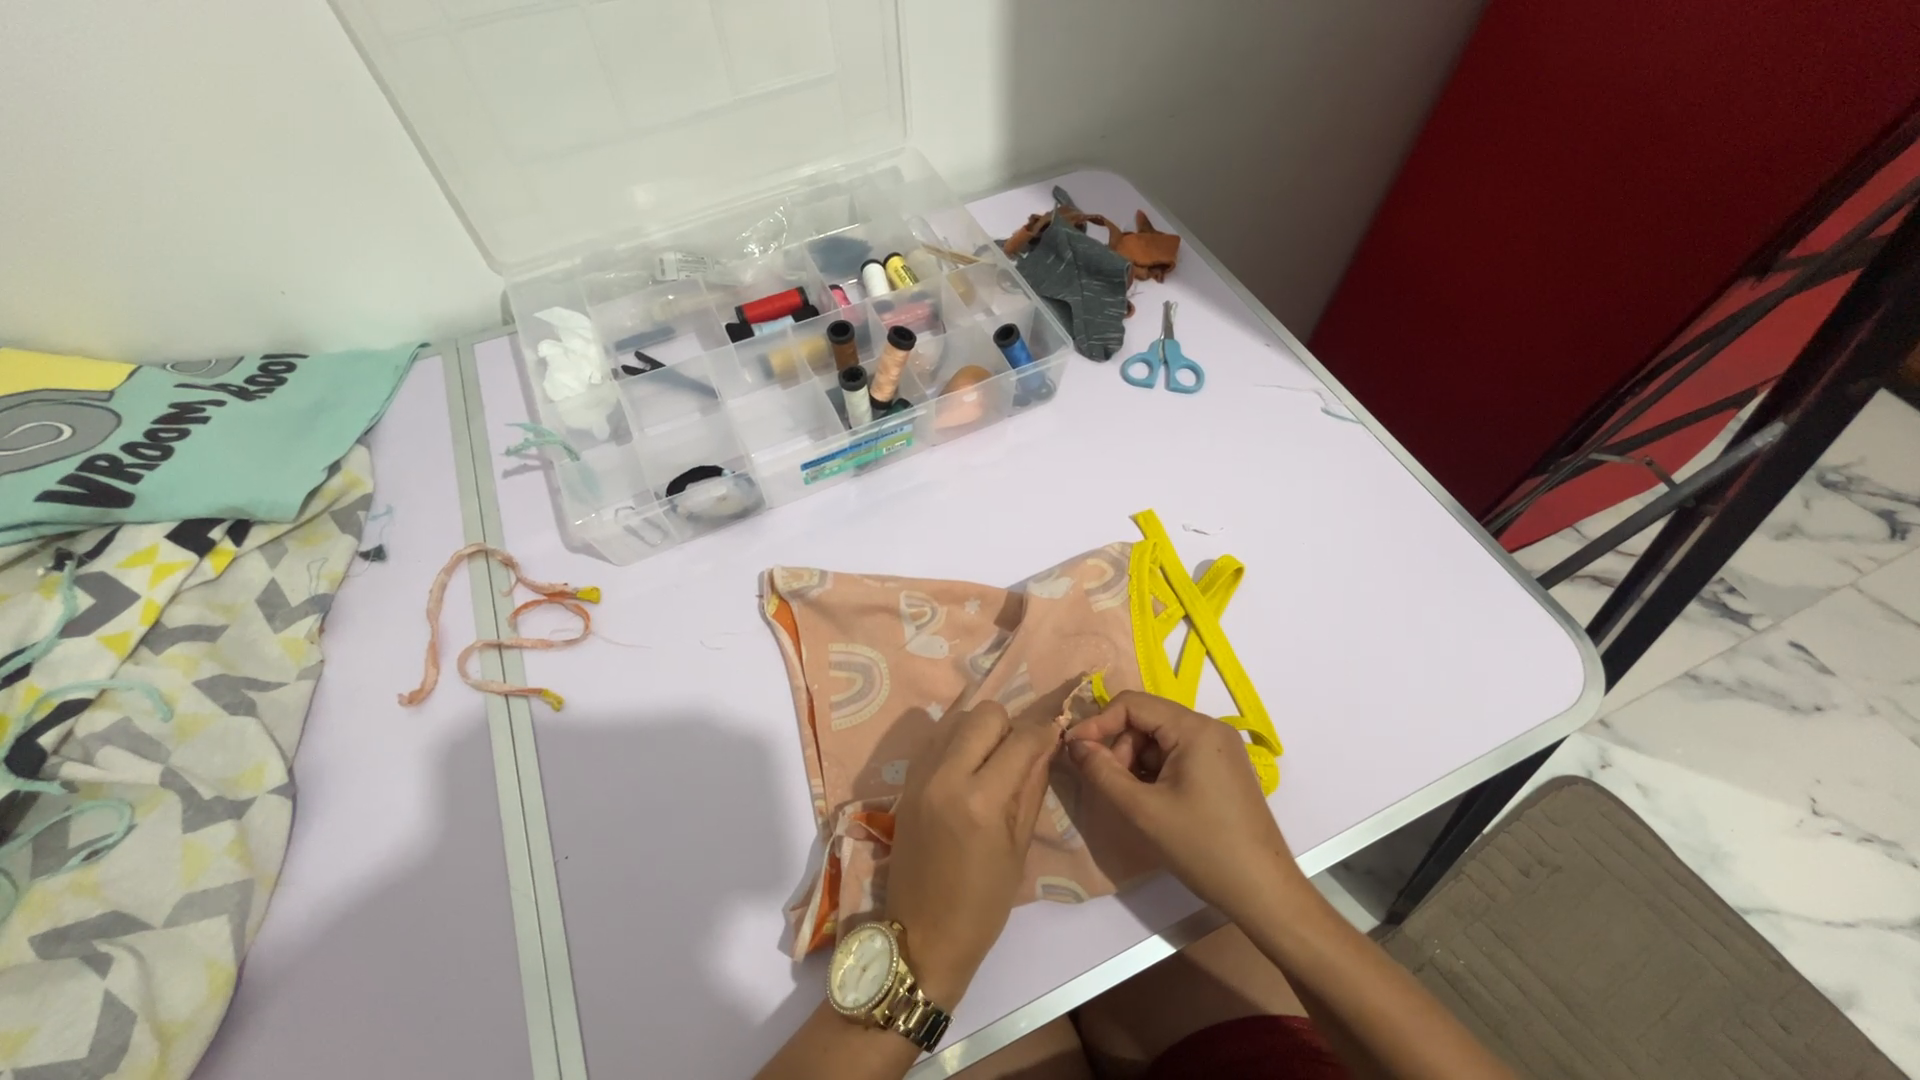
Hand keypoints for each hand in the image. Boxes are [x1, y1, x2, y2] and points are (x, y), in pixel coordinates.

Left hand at [884, 701, 1059, 1004]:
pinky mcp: (906, 780)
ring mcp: (920, 775)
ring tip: (990, 764)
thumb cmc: (982, 903)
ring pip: (958, 718)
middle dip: (1010, 728)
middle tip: (1017, 757)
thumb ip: (1032, 786)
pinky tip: (967, 771)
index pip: (1022, 739)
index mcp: (980, 800)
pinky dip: (957, 743)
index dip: (1045, 732)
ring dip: (981, 731)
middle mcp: (945, 776)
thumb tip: (1046, 744)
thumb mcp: (1019, 846)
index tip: (1056, 736)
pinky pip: (936, 738)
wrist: (922, 934)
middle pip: (985, 714)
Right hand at [1065, 691, 1303, 918]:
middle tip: (1113, 787)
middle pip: (1146, 721)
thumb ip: (1102, 772)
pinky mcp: (1223, 769)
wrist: (1262, 890)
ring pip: (1160, 740)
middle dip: (1120, 748)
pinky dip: (1156, 773)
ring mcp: (1220, 749)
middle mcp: (1210, 729)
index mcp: (1195, 729)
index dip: (1098, 723)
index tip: (1074, 750)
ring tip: (1135, 801)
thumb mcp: (1142, 810)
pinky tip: (1155, 804)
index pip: (1133, 704)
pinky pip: (1177, 755)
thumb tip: (1074, 744)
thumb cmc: (1202, 846)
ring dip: (1136, 763)